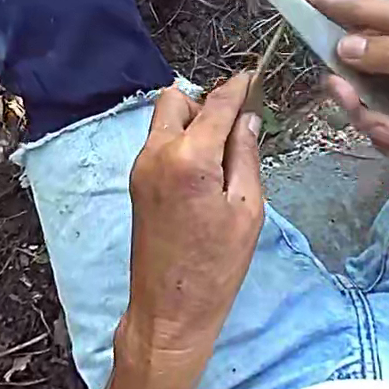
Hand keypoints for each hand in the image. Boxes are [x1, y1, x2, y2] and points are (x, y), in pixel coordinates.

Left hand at [120, 74, 263, 388]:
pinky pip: (158, 143)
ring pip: (164, 119)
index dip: (237, 87)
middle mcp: (156, 153)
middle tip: (233, 126)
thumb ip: (245, 156)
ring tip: (221, 154)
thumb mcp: (246, 210)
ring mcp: (140, 166)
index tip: (253, 78)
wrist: (169, 310)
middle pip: (176, 99)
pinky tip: (203, 170)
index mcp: (188, 157)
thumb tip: (246, 121)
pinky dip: (180, 141)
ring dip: (191, 122)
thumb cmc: (215, 266)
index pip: (215, 104)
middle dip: (205, 102)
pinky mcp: (136, 181)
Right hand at [306, 0, 388, 169]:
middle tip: (358, 108)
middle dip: (352, 93)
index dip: (329, 6)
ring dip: (372, 121)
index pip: (363, 8)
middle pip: (351, 61)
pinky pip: (379, 119)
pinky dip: (387, 138)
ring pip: (362, 97)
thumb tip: (344, 44)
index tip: (299, 2)